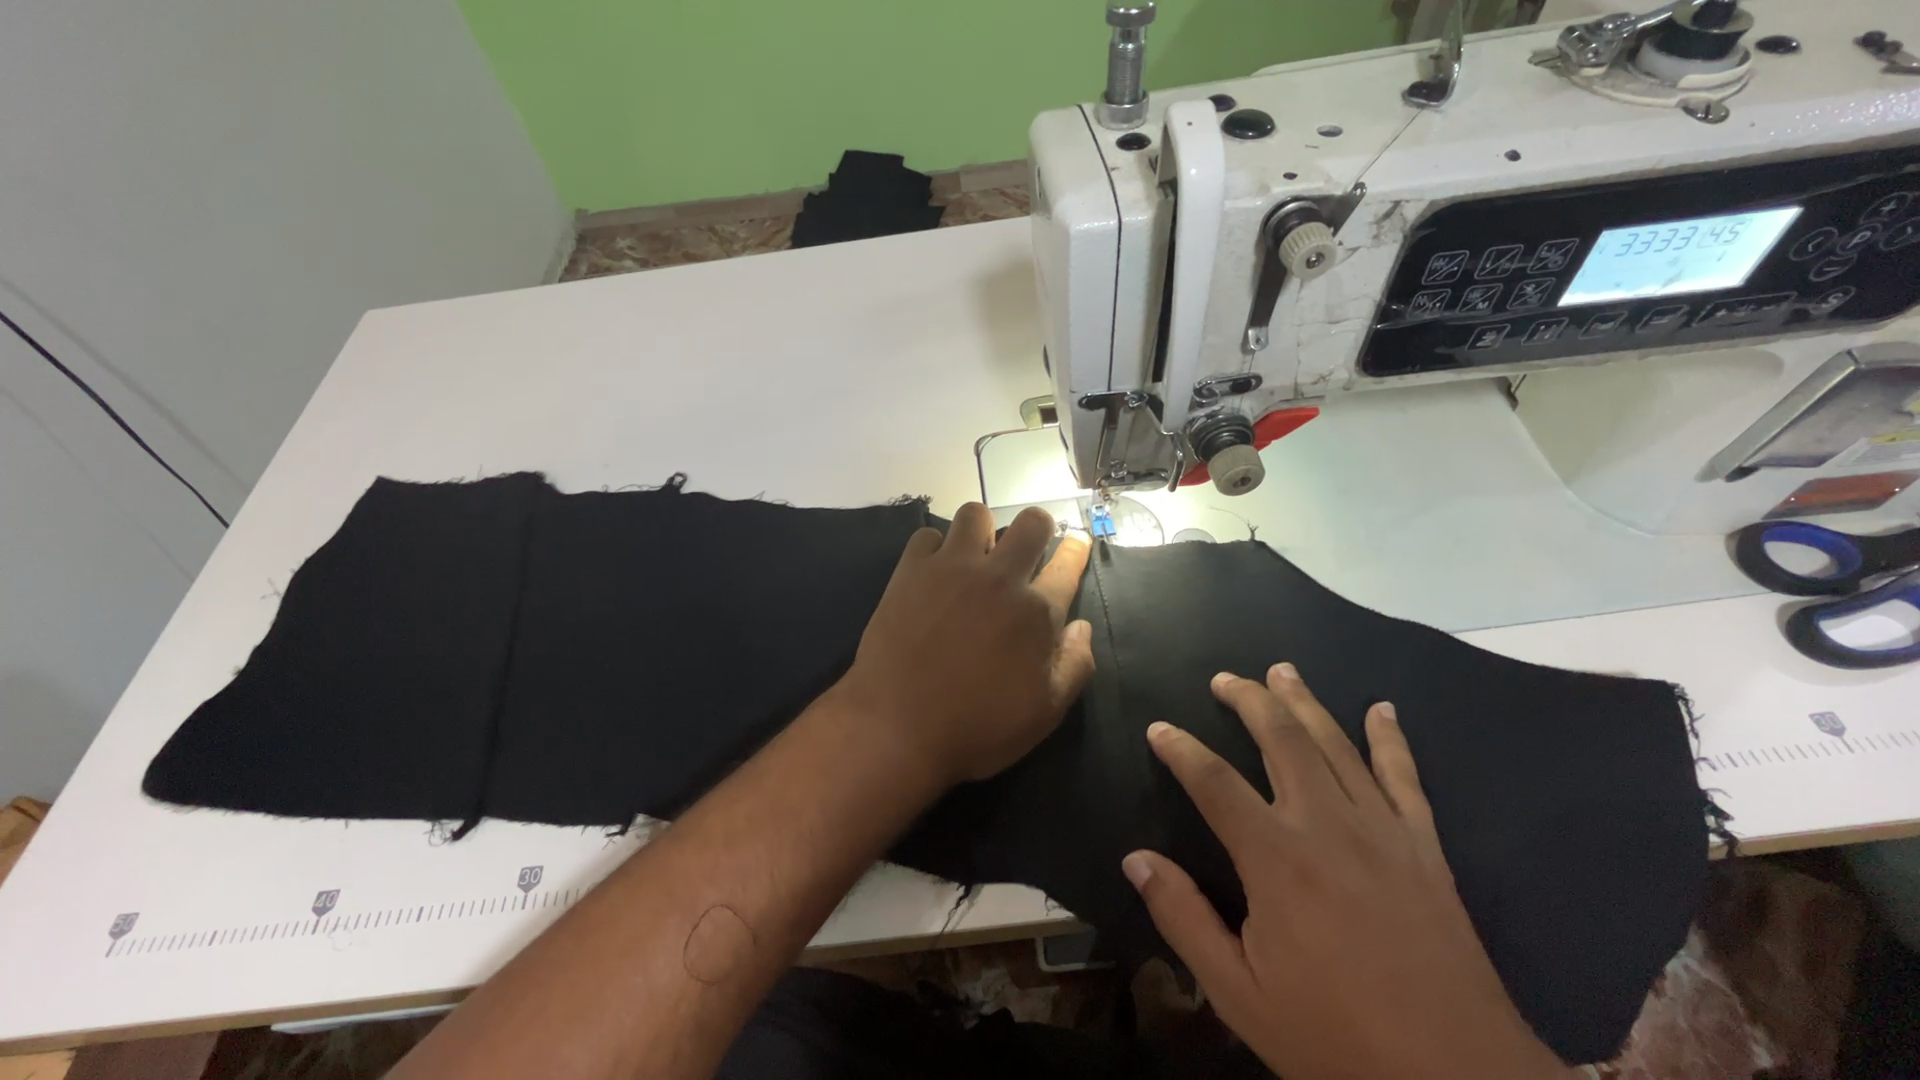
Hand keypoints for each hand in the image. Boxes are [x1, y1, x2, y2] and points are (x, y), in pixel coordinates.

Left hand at [832, 503, 1094, 786]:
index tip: (1076, 544)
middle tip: (1028, 547)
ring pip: (976, 514)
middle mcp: (999, 578)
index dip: (1076, 550)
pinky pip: (927, 535)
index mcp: (1037, 611)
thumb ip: (1074, 666)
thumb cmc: (979, 728)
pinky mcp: (910, 572)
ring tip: (976, 554)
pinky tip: (933, 570)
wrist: (898, 727)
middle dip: (1038, 527)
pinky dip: (934, 547)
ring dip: (983, 530)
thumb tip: (1081, 627)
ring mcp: (952, 569)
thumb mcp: (1045, 712)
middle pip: (1030, 523)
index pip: (1068, 564)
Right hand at [1123, 666, 1573, 1079]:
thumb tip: (1135, 858)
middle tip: (1225, 678)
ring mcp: (1383, 830)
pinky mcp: (1425, 846)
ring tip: (1282, 672)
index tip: (1159, 728)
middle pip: (1281, 740)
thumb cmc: (1335, 1037)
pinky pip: (1405, 777)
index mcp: (1275, 859)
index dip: (1181, 749)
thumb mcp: (1239, 993)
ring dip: (1305, 704)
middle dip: (1249, 701)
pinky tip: (1381, 710)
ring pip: (1337, 745)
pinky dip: (1390, 739)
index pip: (1214, 783)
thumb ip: (1183, 919)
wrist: (1457, 1075)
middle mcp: (1327, 825)